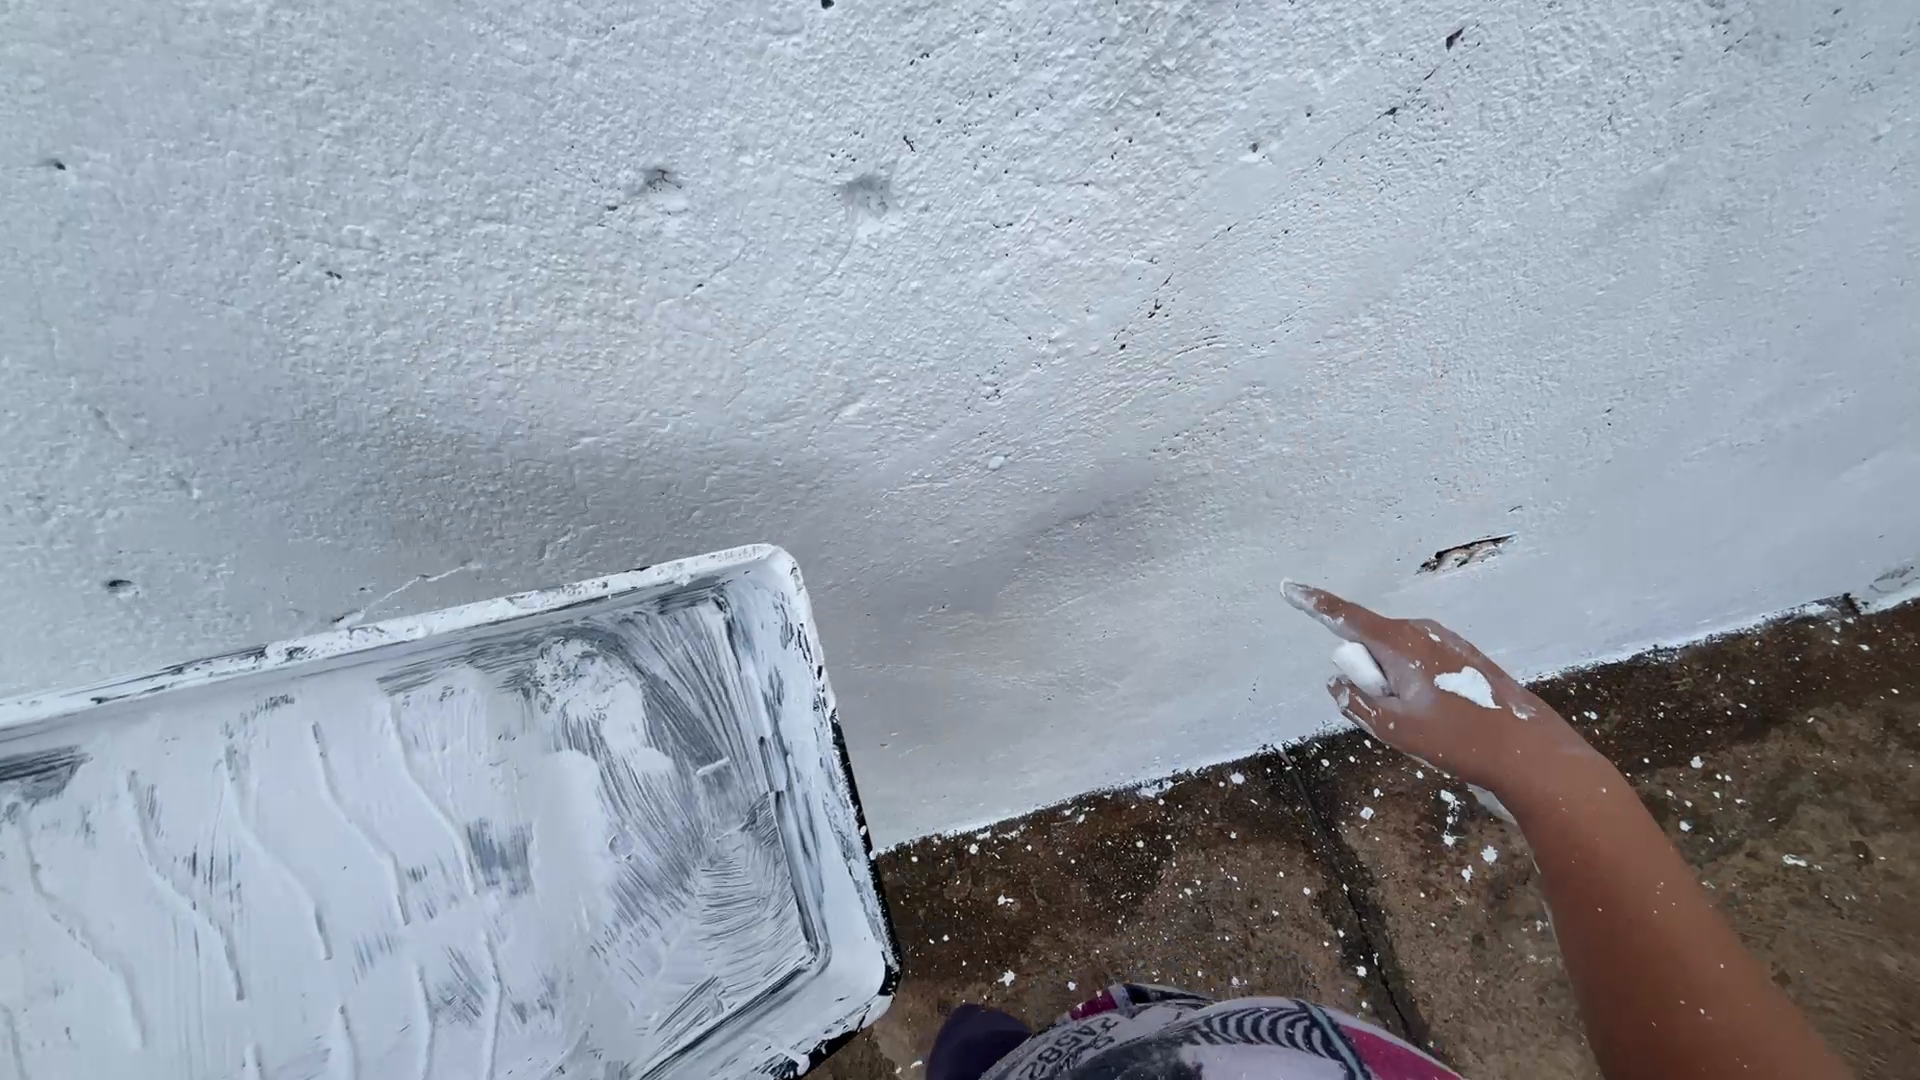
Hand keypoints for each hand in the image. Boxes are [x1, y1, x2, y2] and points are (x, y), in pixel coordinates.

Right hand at [1283, 581, 1602, 796]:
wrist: (1534, 758)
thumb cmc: (1459, 740)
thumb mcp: (1395, 728)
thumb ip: (1356, 702)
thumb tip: (1338, 682)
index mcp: (1401, 644)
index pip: (1345, 617)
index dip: (1314, 604)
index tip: (1289, 588)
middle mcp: (1423, 633)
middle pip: (1371, 641)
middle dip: (1366, 670)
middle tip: (1389, 711)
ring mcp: (1448, 643)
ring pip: (1395, 656)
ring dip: (1391, 680)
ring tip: (1419, 720)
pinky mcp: (1465, 658)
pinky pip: (1418, 663)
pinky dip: (1412, 683)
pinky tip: (1439, 717)